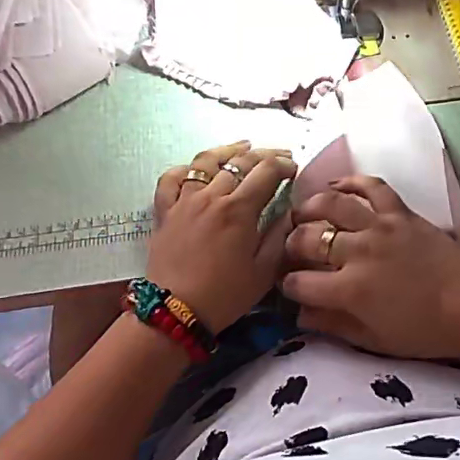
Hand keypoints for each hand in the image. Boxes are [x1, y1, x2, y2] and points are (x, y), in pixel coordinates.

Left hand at [147, 141, 295, 331]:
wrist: (176, 311)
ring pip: (206, 161)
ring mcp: (185, 201)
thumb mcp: (264, 271)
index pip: (267, 172)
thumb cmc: (226, 295)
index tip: (294, 168)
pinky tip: (196, 167)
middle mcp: (212, 197)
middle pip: (240, 161)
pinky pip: (171, 179)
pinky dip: (185, 168)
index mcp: (239, 210)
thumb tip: (289, 212)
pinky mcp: (165, 211)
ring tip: (242, 147)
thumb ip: (279, 236)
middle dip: (265, 154)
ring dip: (228, 150)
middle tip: (280, 156)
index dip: (284, 164)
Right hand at [281, 176, 459, 358]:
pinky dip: (352, 182)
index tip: (289, 288)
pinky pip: (372, 187)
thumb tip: (300, 315)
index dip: (287, 286)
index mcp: (350, 290)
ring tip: (301, 215)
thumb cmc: (428, 331)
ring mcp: (380, 226)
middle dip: (289, 246)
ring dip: (309, 207)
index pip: (298, 283)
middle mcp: (358, 252)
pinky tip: (337, 186)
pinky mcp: (401, 212)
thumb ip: (335, 326)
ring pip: (332, 205)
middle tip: (289, 251)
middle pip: (306, 239)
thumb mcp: (376, 341)